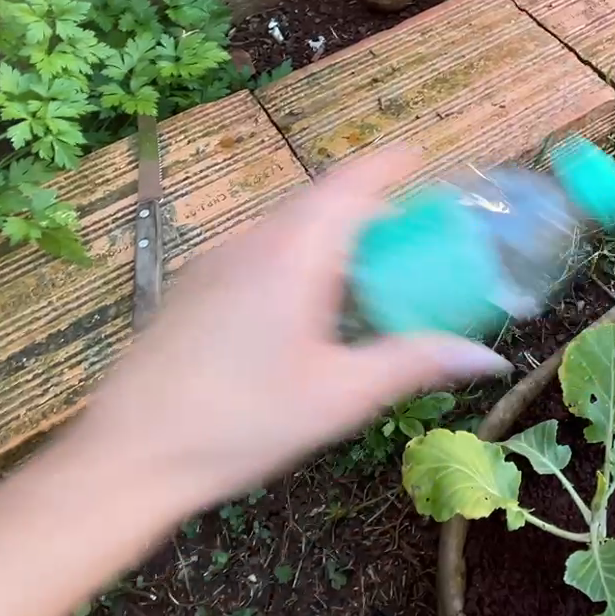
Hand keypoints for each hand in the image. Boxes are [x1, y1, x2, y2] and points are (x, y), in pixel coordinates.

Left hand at [63, 149, 513, 517]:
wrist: (125, 457)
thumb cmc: (241, 422)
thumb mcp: (341, 396)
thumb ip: (416, 363)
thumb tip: (489, 357)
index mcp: (294, 254)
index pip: (349, 184)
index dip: (388, 164)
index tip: (419, 158)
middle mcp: (254, 241)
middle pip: (321, 201)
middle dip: (369, 204)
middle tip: (408, 230)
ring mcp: (218, 260)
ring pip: (289, 225)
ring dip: (332, 231)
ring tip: (364, 268)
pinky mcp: (196, 285)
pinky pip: (262, 247)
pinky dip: (300, 252)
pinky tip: (305, 303)